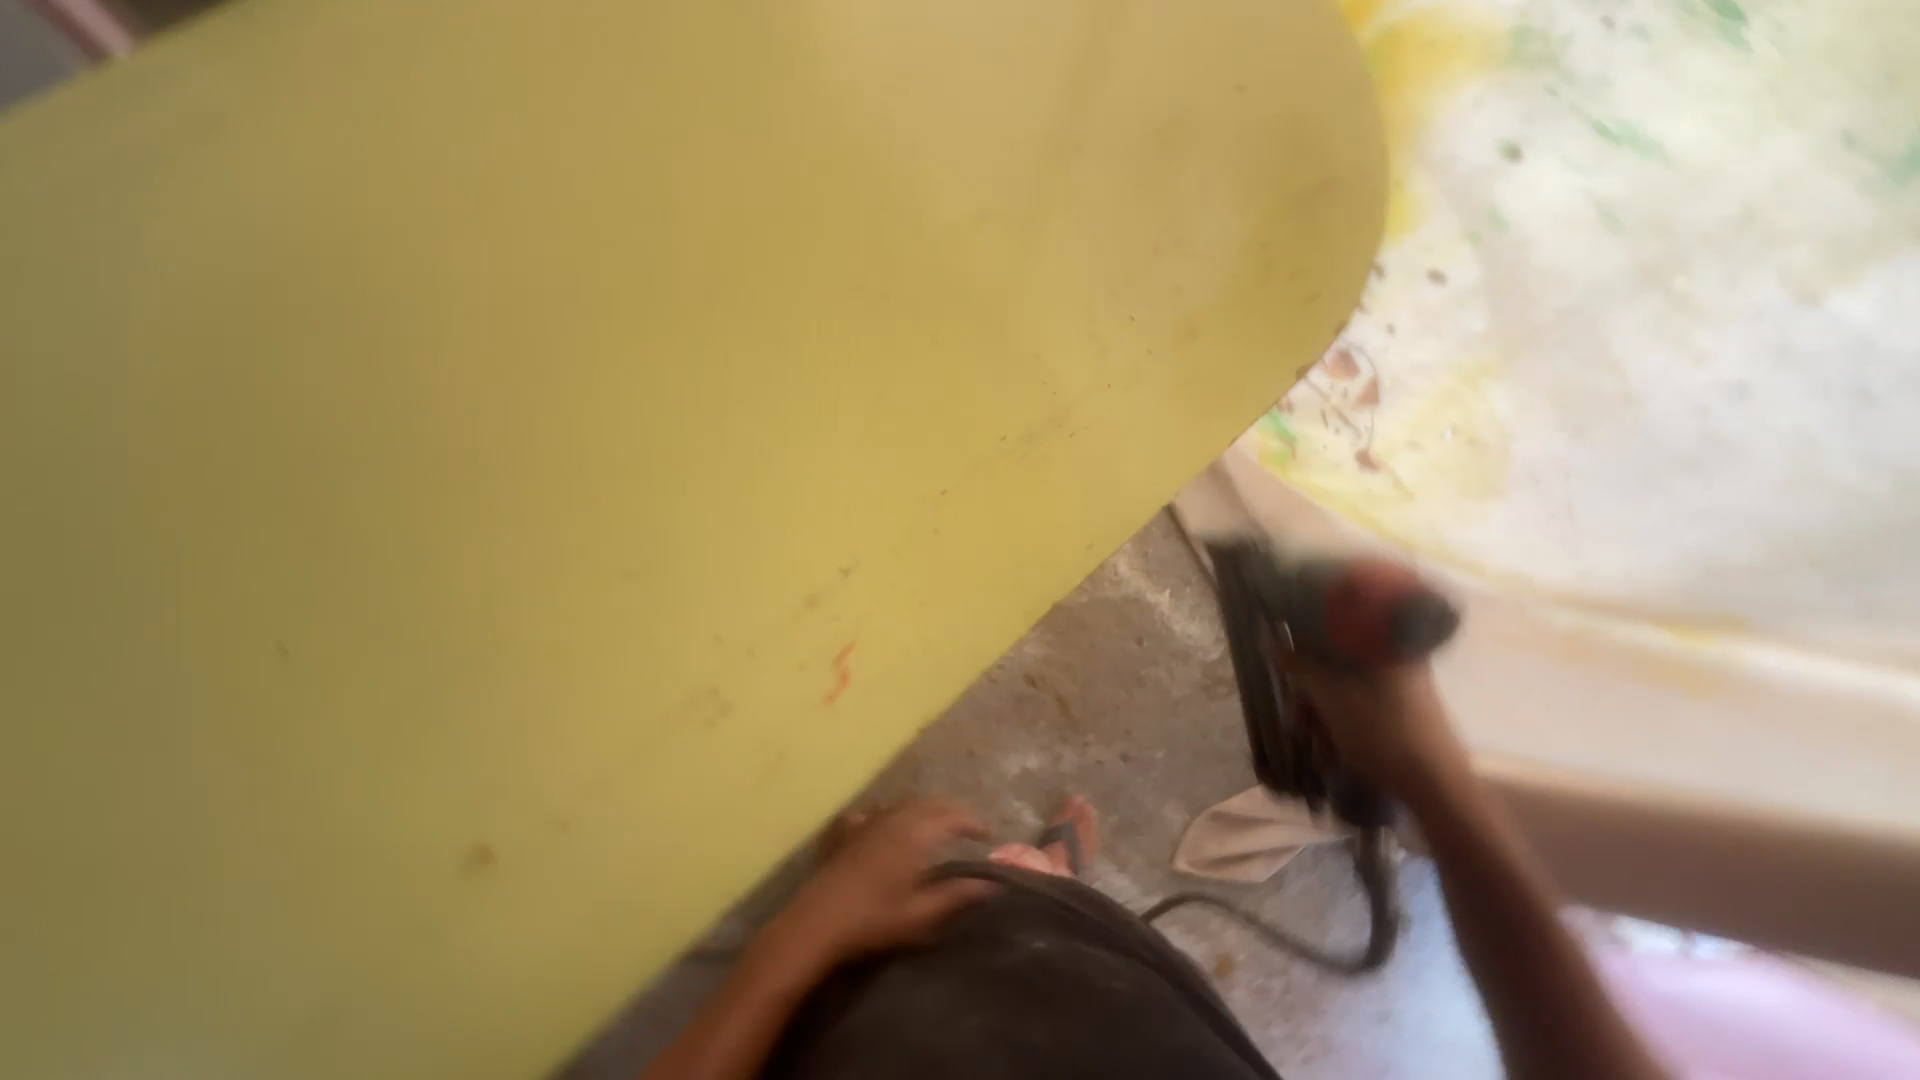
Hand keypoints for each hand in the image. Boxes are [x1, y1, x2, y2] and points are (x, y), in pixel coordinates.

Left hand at [760, 798, 996, 967]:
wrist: (817, 920)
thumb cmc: (874, 919)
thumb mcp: (921, 913)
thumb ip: (958, 895)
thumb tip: (992, 884)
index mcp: (917, 833)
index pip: (954, 816)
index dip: (974, 822)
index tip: (988, 836)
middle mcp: (895, 817)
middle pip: (931, 803)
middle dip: (953, 811)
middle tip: (968, 828)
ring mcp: (869, 820)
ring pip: (905, 804)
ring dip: (926, 810)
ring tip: (937, 826)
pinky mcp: (848, 830)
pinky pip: (878, 811)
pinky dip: (894, 814)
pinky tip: (890, 826)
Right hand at [1273, 652, 1466, 804]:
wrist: (1435, 786)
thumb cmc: (1381, 732)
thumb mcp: (1330, 697)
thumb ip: (1298, 666)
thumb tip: (1267, 638)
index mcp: (1385, 645)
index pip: (1333, 630)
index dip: (1304, 650)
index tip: (1291, 674)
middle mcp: (1398, 659)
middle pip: (1337, 664)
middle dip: (1311, 695)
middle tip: (1300, 722)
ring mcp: (1404, 688)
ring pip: (1347, 689)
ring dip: (1323, 715)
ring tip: (1317, 745)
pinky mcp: (1406, 713)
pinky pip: (1363, 707)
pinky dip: (1343, 724)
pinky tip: (1333, 750)